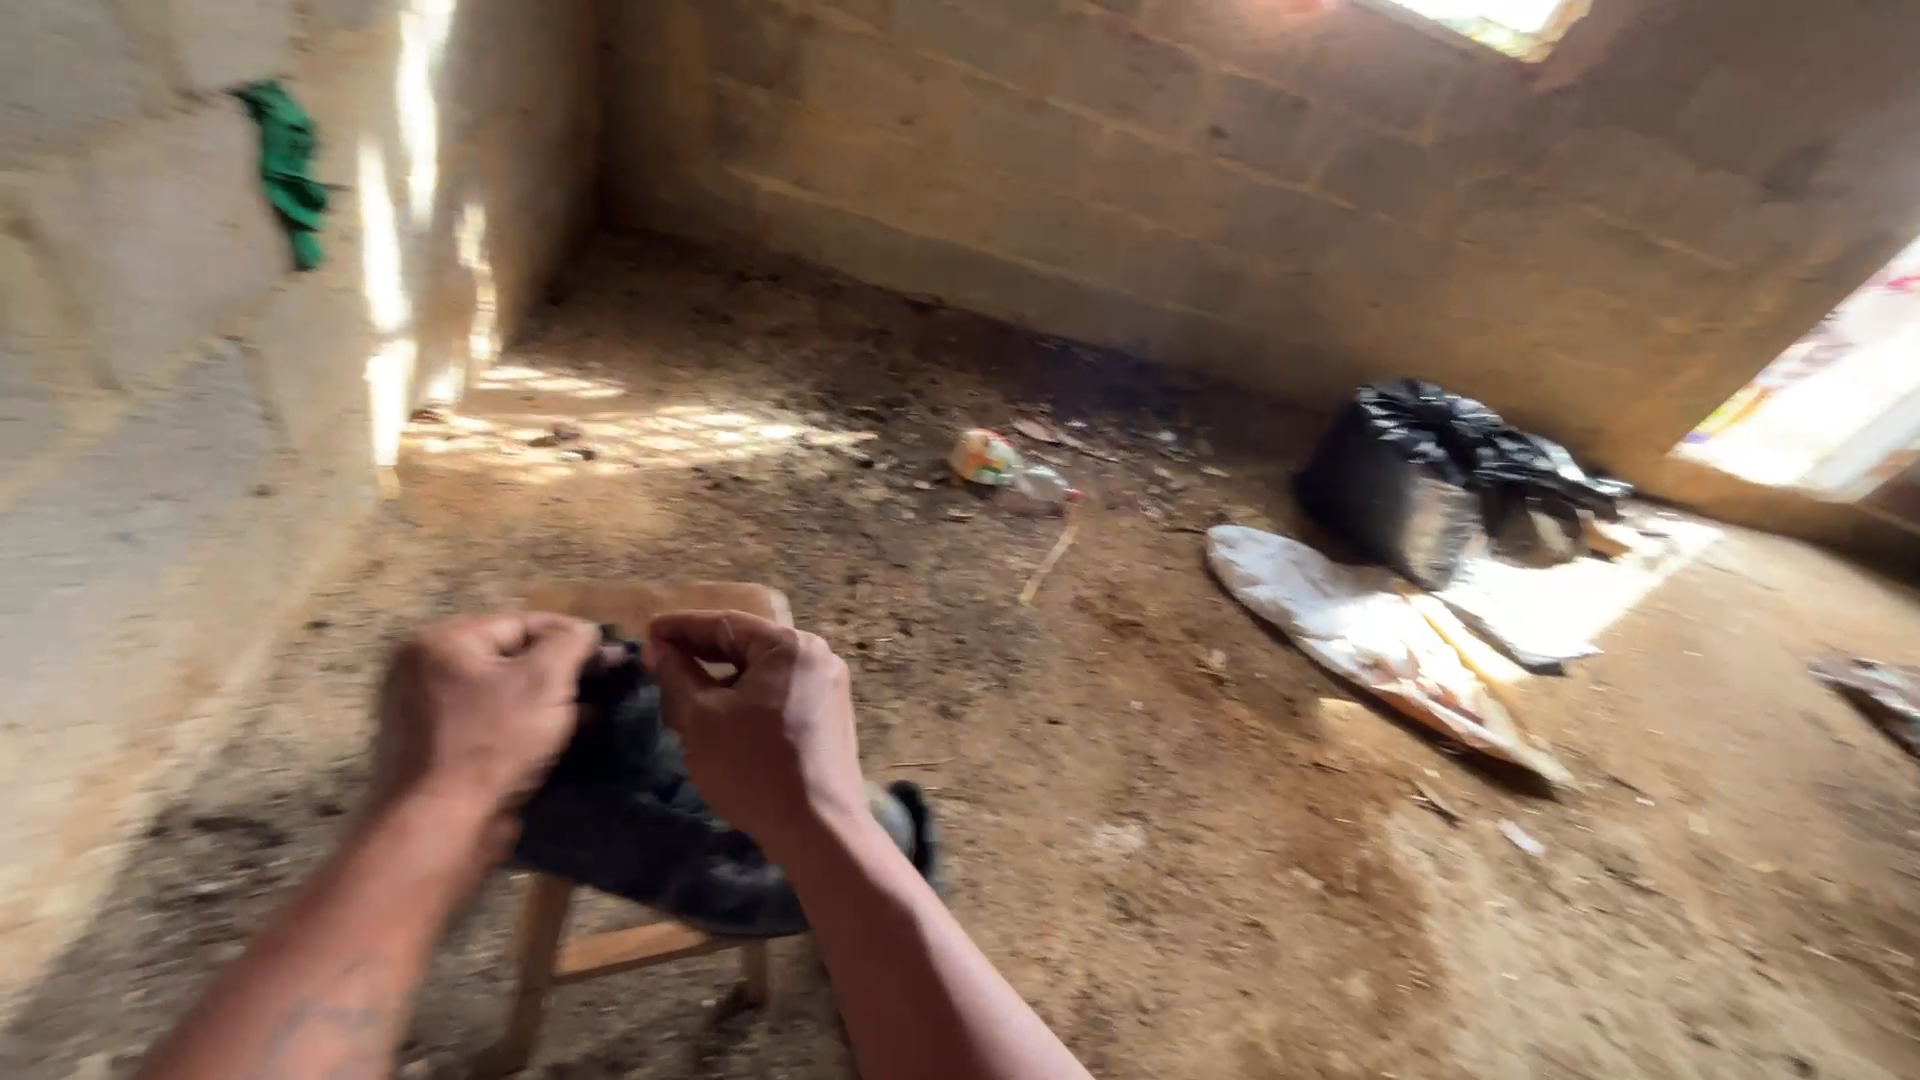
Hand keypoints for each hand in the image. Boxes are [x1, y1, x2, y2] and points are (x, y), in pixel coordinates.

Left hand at [372, 613, 599, 826]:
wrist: (442, 827)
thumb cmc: (494, 741)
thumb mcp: (545, 679)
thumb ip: (571, 643)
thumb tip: (587, 630)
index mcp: (442, 643)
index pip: (524, 622)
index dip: (574, 635)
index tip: (613, 652)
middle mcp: (427, 671)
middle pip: (515, 655)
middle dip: (565, 668)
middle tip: (609, 680)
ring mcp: (430, 712)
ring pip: (508, 691)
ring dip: (553, 698)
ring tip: (596, 707)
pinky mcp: (442, 748)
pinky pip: (496, 721)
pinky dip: (531, 722)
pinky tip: (568, 732)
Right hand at [645, 611, 867, 853]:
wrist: (817, 826)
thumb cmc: (753, 764)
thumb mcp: (702, 716)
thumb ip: (677, 675)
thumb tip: (658, 649)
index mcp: (791, 646)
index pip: (727, 624)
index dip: (682, 627)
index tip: (648, 633)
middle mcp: (817, 657)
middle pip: (747, 648)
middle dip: (700, 657)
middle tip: (659, 664)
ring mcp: (828, 688)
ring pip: (762, 675)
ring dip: (721, 683)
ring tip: (682, 699)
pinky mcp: (829, 717)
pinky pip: (779, 696)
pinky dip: (746, 702)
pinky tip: (719, 722)